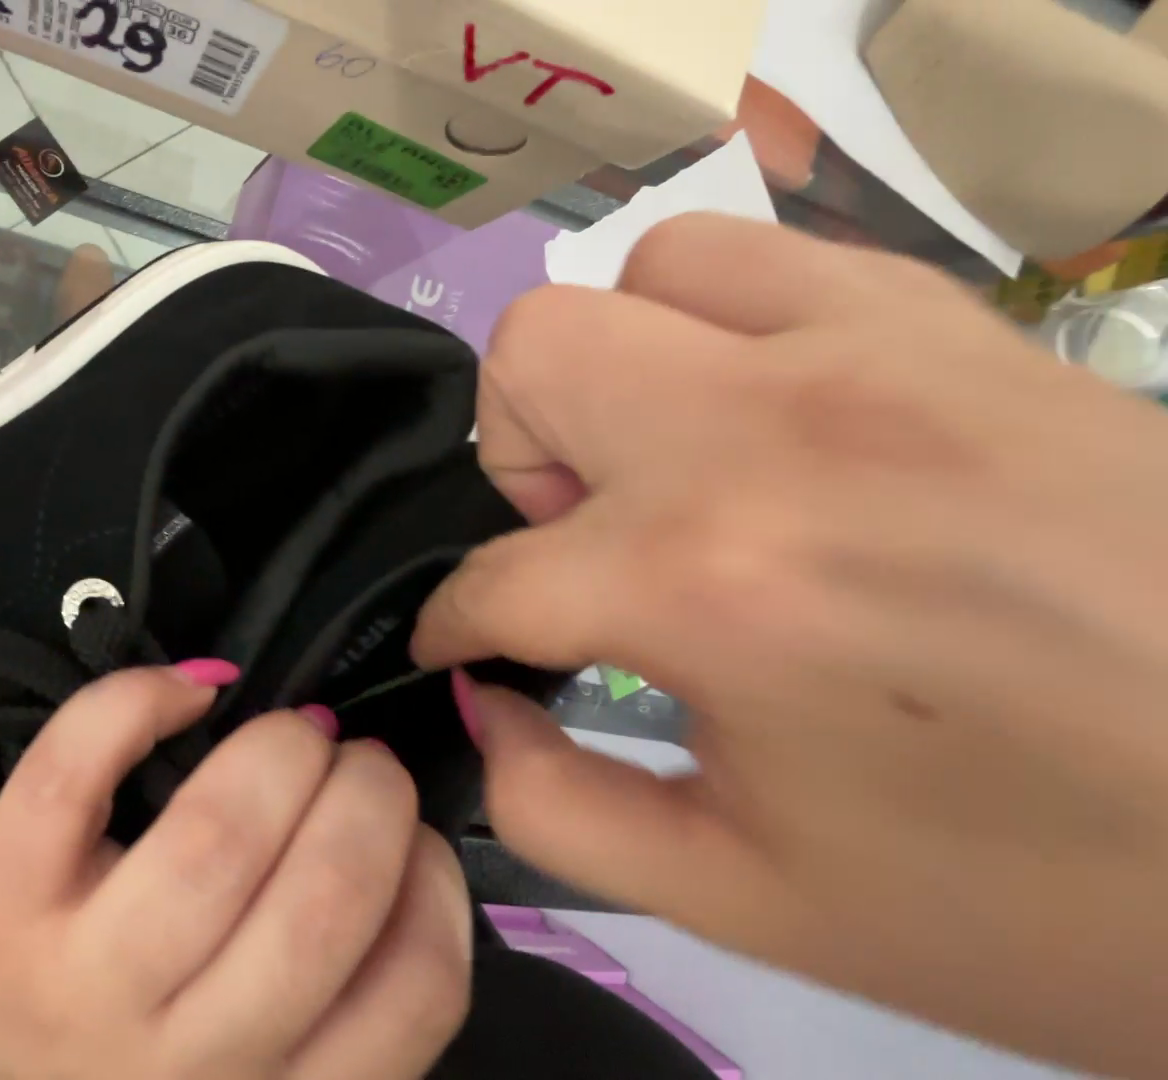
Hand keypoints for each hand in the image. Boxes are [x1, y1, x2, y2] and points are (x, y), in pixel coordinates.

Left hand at [0, 666, 471, 1079]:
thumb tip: (402, 839)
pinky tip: (189, 690)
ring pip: (213, 839)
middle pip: (320, 902)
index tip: (411, 834)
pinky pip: (69, 777)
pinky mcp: (2, 904)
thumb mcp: (251, 1053)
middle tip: (353, 758)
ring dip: (279, 752)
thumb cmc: (129, 1041)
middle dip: (366, 792)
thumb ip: (334, 980)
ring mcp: (82, 980)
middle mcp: (185, 1058)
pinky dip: (137, 705)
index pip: (414, 996)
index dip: (435, 882)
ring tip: (291, 732)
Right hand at [414, 214, 1167, 1076]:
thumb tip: (485, 699)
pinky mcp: (959, 323)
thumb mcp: (740, 900)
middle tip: (580, 547)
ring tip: (672, 472)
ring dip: (616, 372)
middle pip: (534, 353)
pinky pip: (771, 260)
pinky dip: (718, 329)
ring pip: (647, 272)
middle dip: (514, 459)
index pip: (494, 578)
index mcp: (707, 582)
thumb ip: (547, 802)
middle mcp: (768, 430)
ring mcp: (873, 350)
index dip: (452, 626)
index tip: (462, 654)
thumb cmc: (1038, 898)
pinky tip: (766, 429)